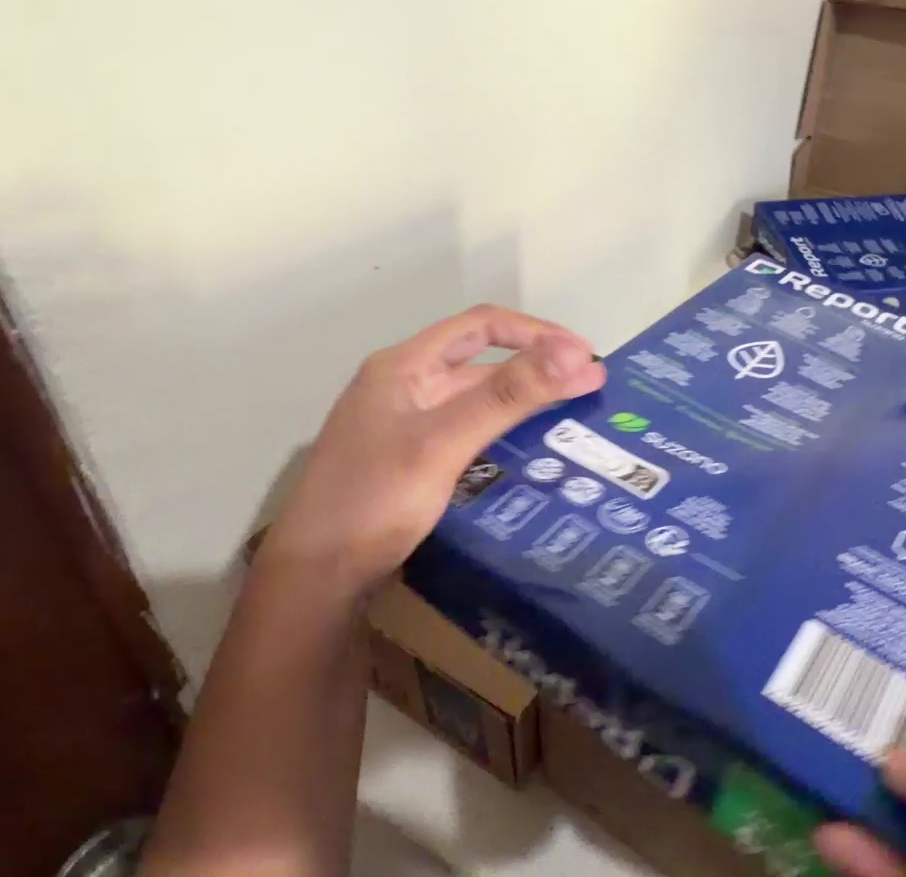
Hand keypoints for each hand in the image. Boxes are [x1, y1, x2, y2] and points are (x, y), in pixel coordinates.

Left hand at [270, 304, 605, 582]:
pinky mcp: (410, 464)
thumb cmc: (374, 500)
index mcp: (404, 366)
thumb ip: (508, 395)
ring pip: (475, 402)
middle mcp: (404, 388)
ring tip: (573, 421)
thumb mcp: (445, 442)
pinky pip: (467, 434)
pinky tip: (531, 456)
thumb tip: (576, 352)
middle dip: (536, 370)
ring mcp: (405, 427)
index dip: (537, 332)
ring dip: (522, 404)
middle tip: (590, 391)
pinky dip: (502, 436)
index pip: (482, 326)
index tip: (584, 356)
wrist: (314, 579)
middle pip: (480, 363)